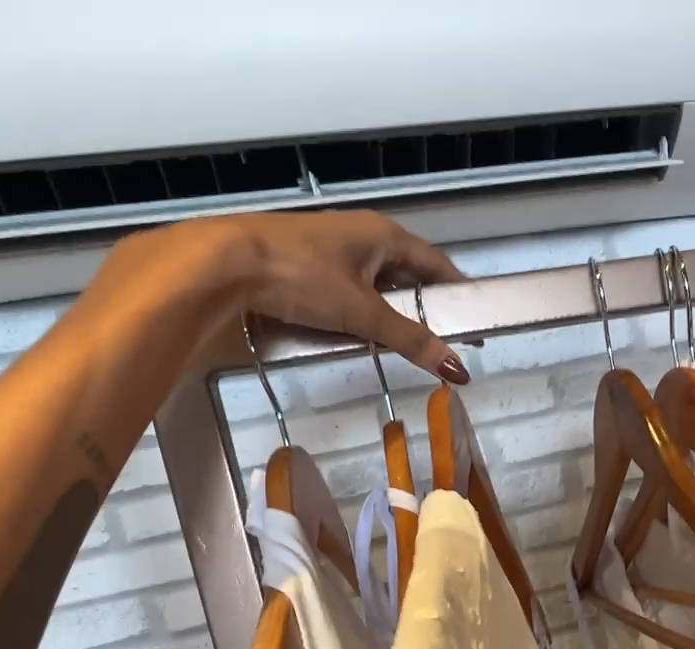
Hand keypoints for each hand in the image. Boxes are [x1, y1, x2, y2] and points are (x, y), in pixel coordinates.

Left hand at [199, 210, 470, 382]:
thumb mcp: (363, 312)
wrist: (222, 263)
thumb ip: (411, 340)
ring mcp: (327, 246)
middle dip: (423, 302)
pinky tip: (355, 331)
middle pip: (405, 271)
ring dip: (388, 307)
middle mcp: (359, 233)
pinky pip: (345, 286)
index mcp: (383, 234)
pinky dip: (358, 308)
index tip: (472, 315)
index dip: (456, 288)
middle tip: (439, 335)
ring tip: (400, 340)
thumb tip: (457, 369)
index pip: (435, 262)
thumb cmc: (301, 276)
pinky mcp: (301, 262)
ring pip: (372, 279)